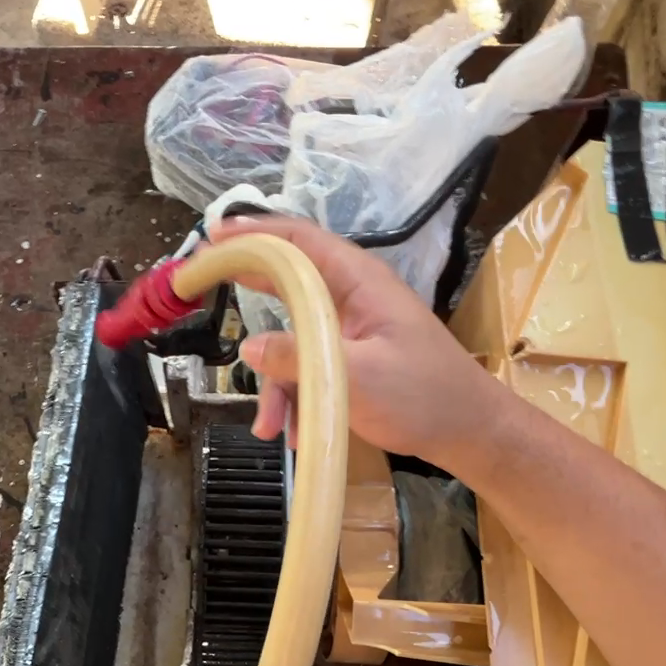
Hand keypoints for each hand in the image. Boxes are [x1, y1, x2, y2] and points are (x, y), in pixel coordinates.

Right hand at [207, 216, 496, 465]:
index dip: (254, 233)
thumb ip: (299, 358)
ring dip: (274, 382)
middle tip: (198, 282)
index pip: (299, 241)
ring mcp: (348, 331)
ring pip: (292, 339)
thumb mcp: (357, 378)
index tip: (212, 236)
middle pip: (287, 279)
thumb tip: (247, 346)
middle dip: (244, 287)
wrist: (467, 432)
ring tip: (268, 425)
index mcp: (358, 283)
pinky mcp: (348, 361)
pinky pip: (306, 369)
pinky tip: (292, 432)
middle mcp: (349, 298)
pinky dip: (294, 398)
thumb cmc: (423, 397)